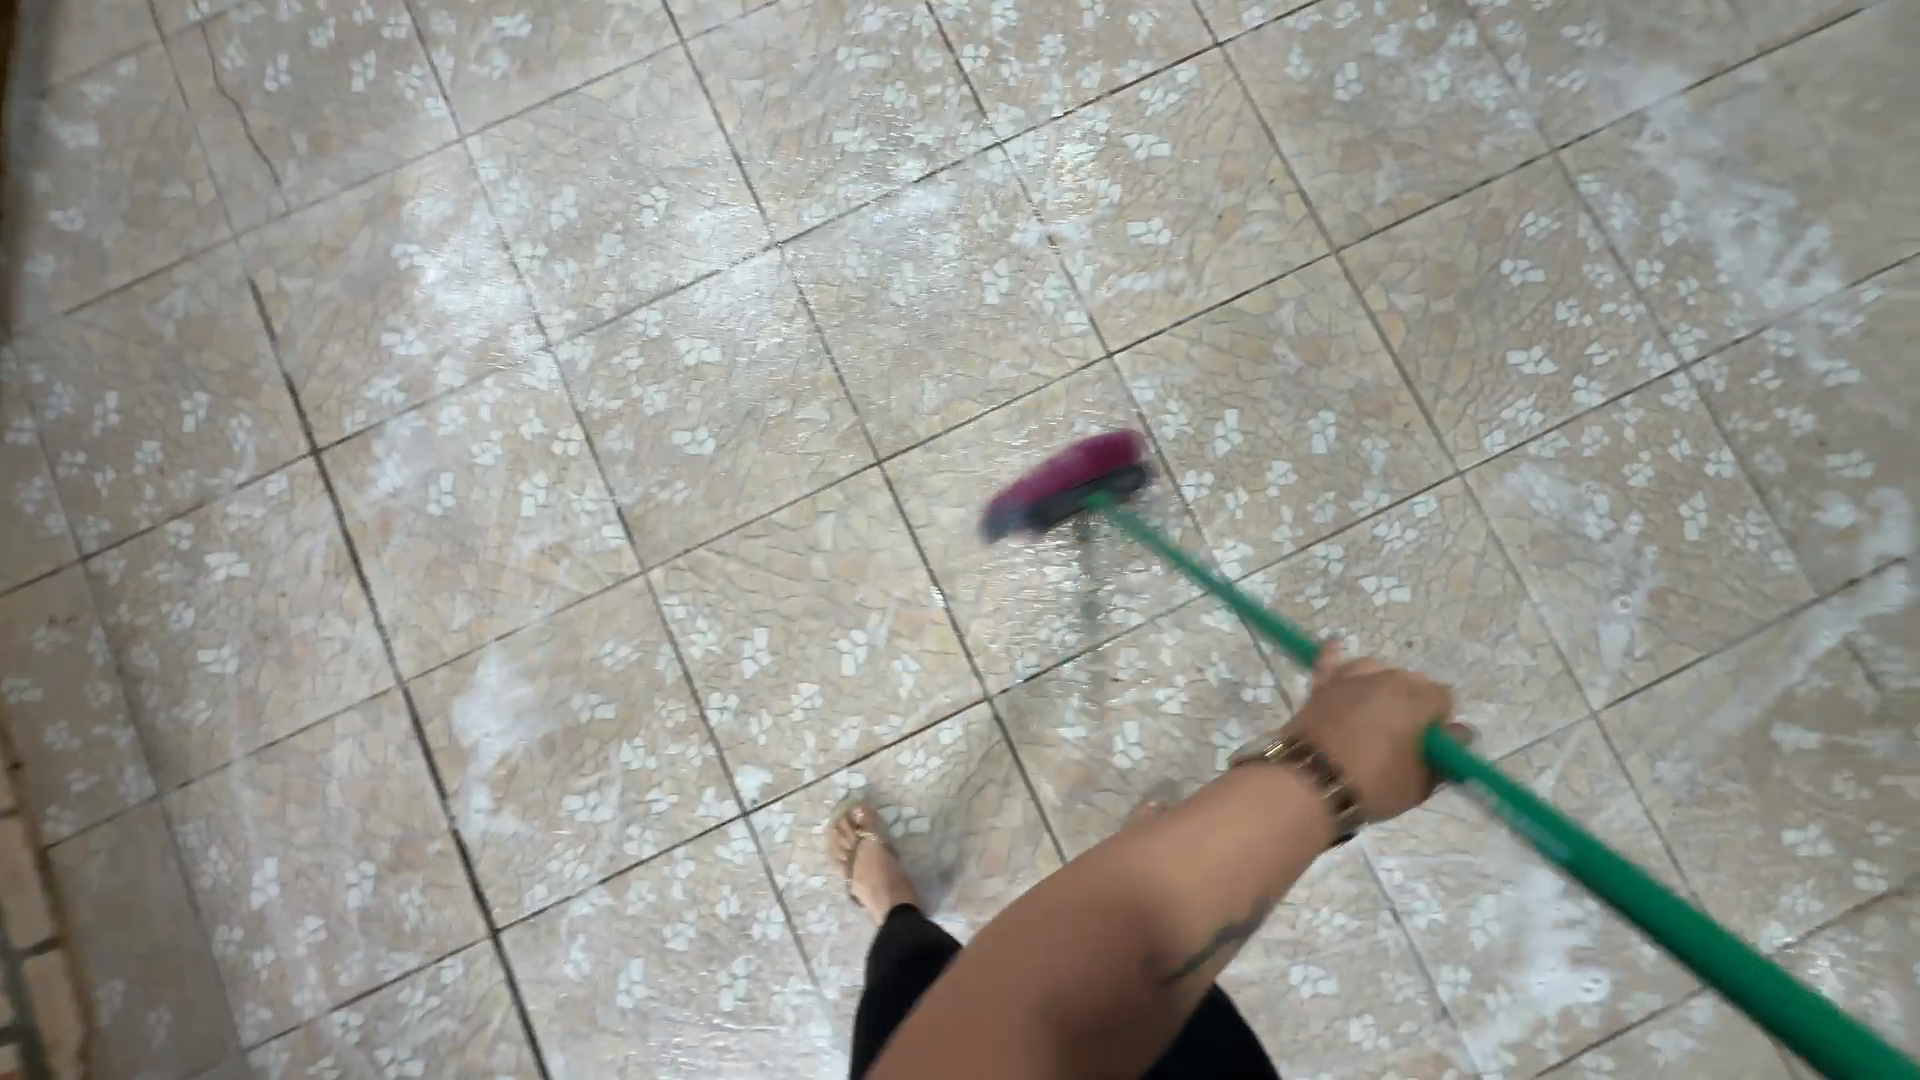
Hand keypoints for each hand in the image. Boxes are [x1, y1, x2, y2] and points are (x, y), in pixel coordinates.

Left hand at [1280, 642, 1471, 822]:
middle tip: (1400, 737)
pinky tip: (1336, 644)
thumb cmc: (1372, 782)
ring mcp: (1349, 677)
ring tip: (1376, 713)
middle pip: (1410, 682)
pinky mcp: (1320, 684)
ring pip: (1376, 670)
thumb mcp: (1421, 781)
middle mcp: (1385, 677)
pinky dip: (1334, 654)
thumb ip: (1444, 755)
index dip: (1439, 722)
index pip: (1443, 698)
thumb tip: (1457, 734)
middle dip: (1412, 704)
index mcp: (1416, 697)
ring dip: (1381, 685)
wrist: (1309, 779)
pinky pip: (1330, 660)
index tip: (1427, 746)